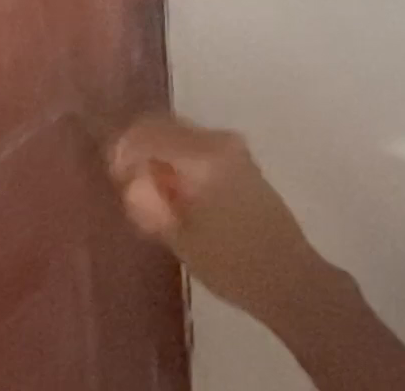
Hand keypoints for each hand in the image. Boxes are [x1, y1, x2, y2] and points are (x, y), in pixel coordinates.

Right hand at [107, 114, 338, 322]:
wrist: (291, 280)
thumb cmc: (233, 265)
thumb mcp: (180, 237)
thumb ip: (149, 202)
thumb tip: (129, 181)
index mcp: (203, 155)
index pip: (148, 133)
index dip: (123, 149)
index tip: (113, 173)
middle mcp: (219, 140)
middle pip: (163, 124)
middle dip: (137, 145)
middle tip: (122, 175)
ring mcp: (233, 147)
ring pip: (179, 132)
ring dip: (156, 149)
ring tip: (144, 183)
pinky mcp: (240, 160)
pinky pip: (195, 144)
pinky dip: (175, 156)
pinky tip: (170, 185)